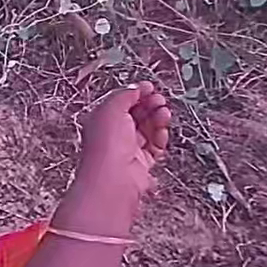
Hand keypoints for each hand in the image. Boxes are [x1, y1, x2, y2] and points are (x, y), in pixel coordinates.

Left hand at [57, 83, 169, 236]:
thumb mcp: (113, 109)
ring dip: (157, 119)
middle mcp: (114, 134)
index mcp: (102, 119)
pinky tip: (163, 130)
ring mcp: (128, 149)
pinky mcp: (141, 163)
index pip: (122, 101)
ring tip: (164, 113)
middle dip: (149, 104)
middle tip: (159, 99)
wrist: (114, 178)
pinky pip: (154, 146)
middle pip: (136, 114)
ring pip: (147, 129)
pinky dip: (160, 137)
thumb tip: (135, 88)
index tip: (149, 87)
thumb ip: (126, 95)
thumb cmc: (106, 146)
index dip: (136, 93)